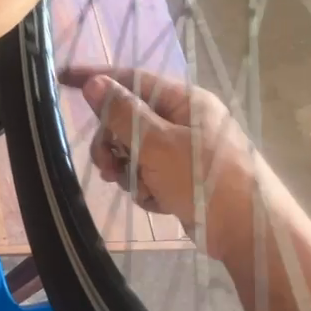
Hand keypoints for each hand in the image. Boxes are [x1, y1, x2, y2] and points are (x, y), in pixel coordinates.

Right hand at [59, 67, 282, 261]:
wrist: (250, 232)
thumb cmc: (204, 180)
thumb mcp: (156, 144)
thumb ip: (121, 113)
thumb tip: (93, 83)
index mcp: (184, 101)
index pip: (129, 79)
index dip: (95, 78)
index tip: (61, 79)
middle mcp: (184, 119)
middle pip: (127, 118)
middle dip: (111, 143)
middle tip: (107, 167)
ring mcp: (185, 149)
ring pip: (134, 149)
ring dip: (127, 169)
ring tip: (138, 189)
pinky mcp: (184, 176)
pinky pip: (148, 173)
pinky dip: (145, 186)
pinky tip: (156, 201)